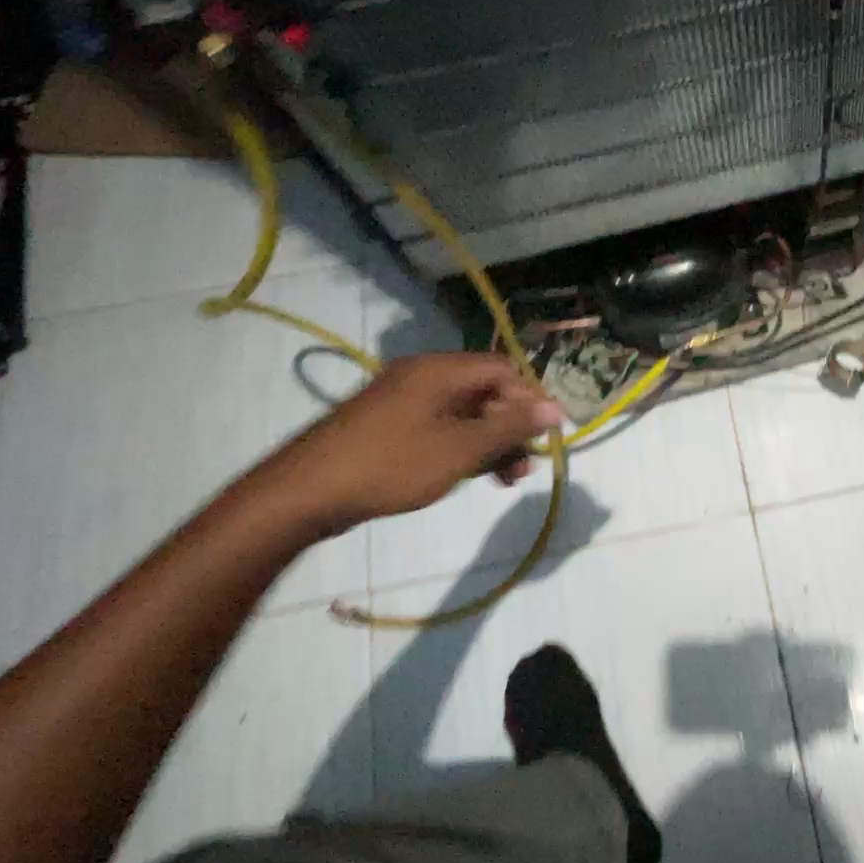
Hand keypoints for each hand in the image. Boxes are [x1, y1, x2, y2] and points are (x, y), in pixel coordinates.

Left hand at [254, 353, 563, 532]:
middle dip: (512, 427)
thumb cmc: (392, 465)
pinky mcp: (390, 425)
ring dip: (491, 442)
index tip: (547, 436)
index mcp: (440, 371)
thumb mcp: (461, 449)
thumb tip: (556, 407)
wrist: (307, 492)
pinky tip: (470, 474)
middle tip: (525, 466)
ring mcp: (404, 400)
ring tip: (505, 479)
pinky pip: (441, 426)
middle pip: (487, 392)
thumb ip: (511, 427)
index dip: (532, 400)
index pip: (505, 370)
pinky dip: (463, 446)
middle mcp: (423, 376)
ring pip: (465, 413)